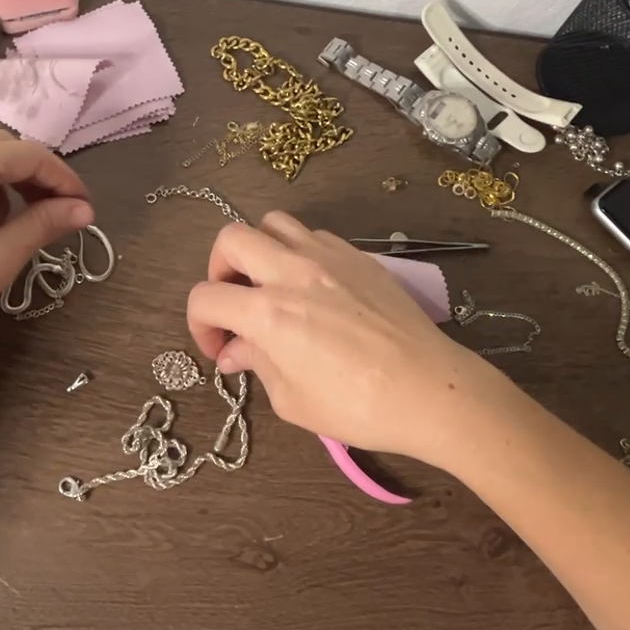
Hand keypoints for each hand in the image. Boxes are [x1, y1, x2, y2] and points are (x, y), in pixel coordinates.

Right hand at [185, 211, 506, 467]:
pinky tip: (313, 286)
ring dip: (259, 250)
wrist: (429, 389)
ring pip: (273, 223)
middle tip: (234, 303)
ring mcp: (328, 256)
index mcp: (269, 312)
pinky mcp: (358, 256)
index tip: (219, 349)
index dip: (200, 325)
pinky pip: (314, 235)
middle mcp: (292, 272)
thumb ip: (256, 364)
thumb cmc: (358, 406)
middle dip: (219, 270)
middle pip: (231, 239)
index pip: (206, 297)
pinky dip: (299, 252)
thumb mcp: (293, 400)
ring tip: (271, 284)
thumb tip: (234, 351)